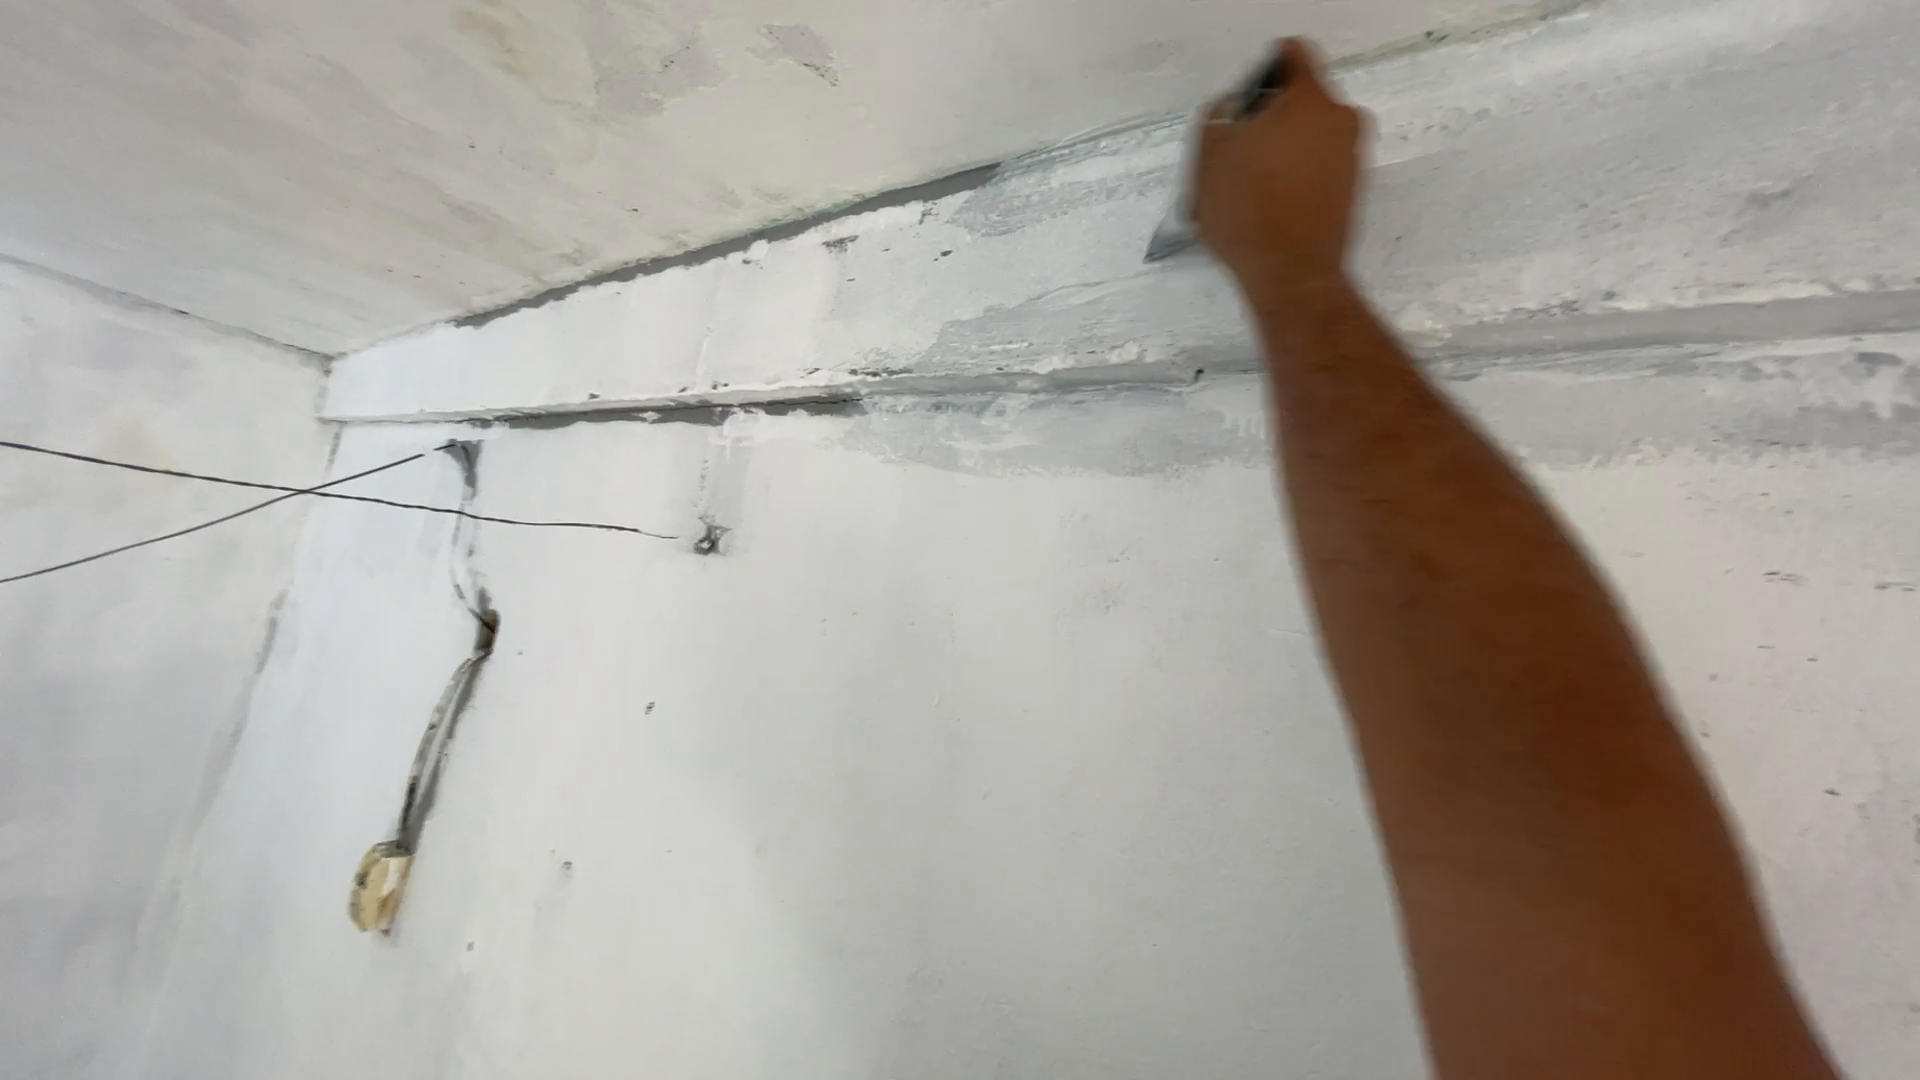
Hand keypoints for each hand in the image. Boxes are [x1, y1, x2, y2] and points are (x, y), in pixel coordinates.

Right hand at [1193, 39, 1368, 288]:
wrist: (1290, 274)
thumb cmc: (1246, 213)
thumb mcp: (1209, 162)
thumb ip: (1217, 120)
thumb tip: (1231, 110)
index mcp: (1308, 98)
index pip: (1291, 57)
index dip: (1260, 77)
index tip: (1241, 109)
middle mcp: (1340, 118)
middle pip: (1299, 103)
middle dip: (1268, 123)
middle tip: (1237, 159)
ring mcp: (1352, 155)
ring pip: (1308, 139)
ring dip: (1281, 155)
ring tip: (1249, 193)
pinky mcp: (1352, 190)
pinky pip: (1318, 170)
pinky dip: (1295, 181)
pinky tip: (1269, 211)